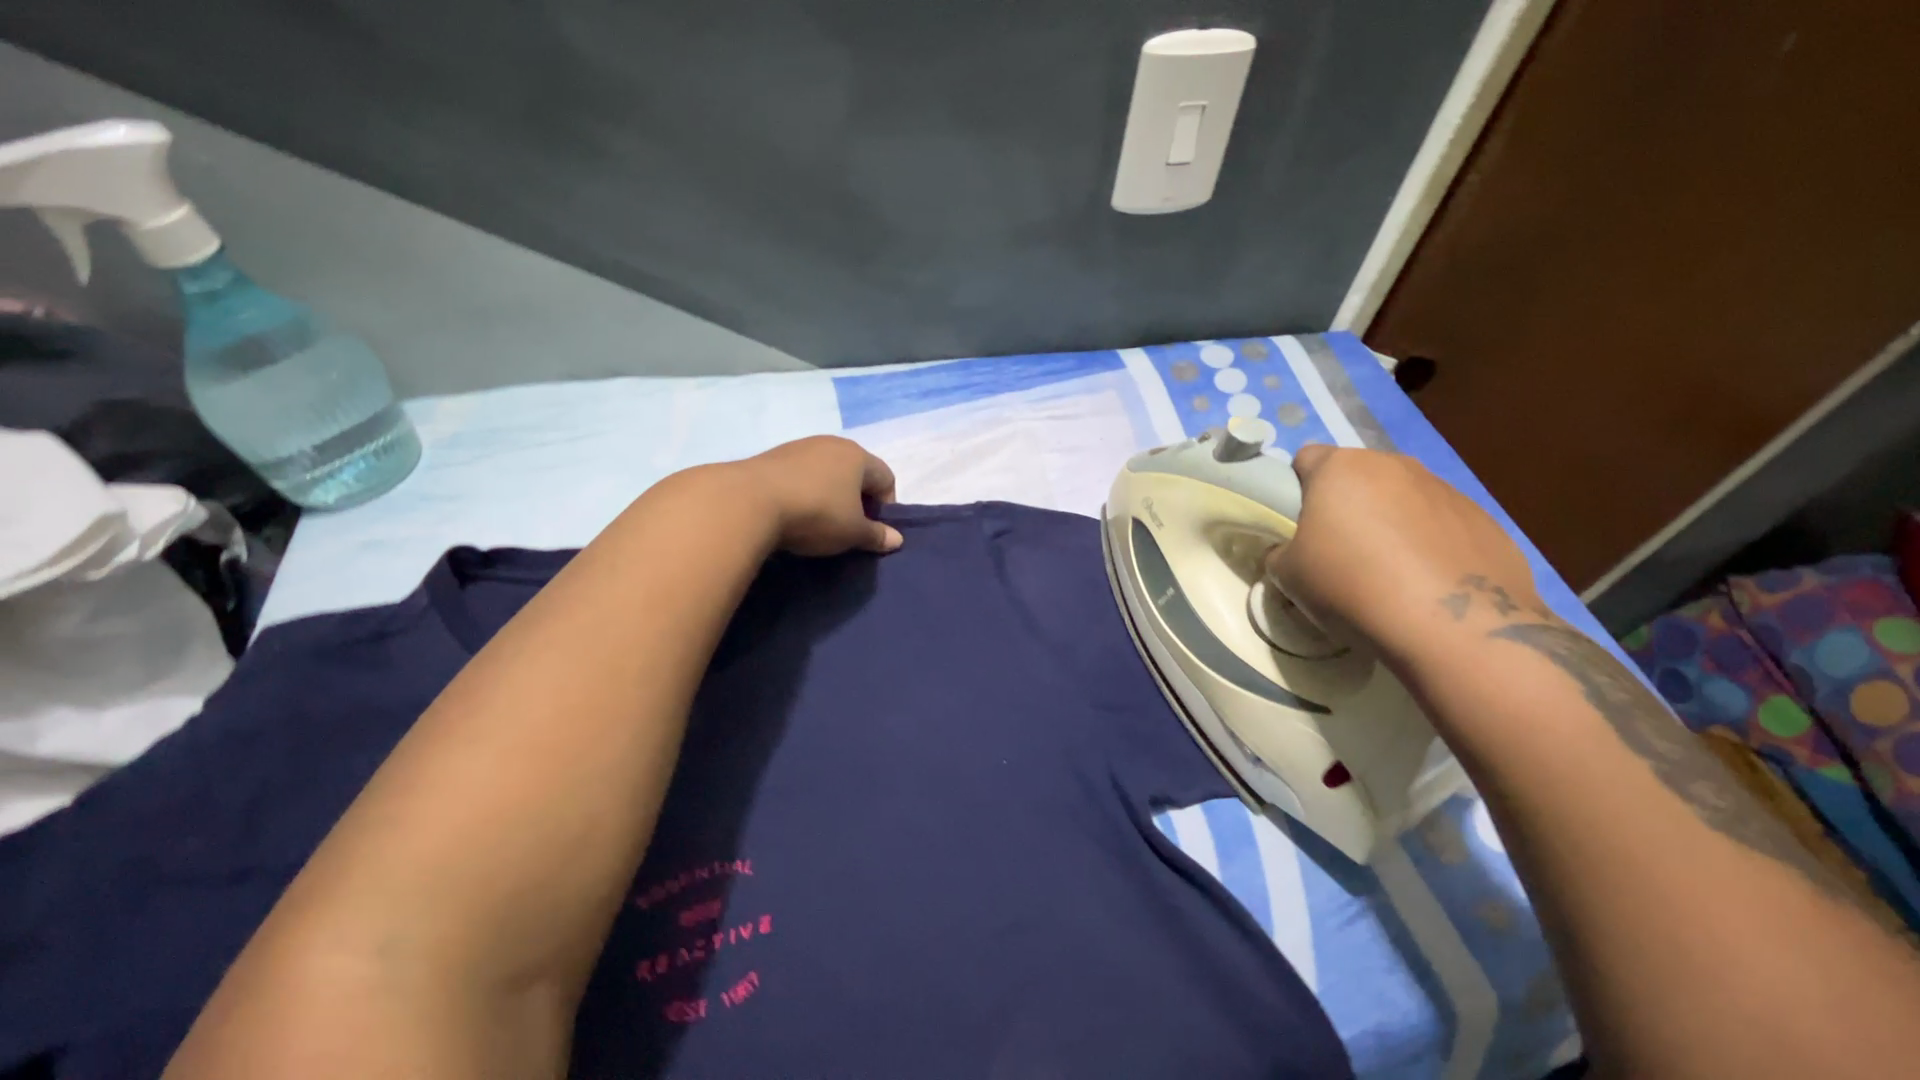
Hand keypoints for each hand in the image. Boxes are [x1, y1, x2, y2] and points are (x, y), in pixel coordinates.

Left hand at [736, 436, 901, 556]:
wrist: (750, 501)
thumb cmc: (816, 514)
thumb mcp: (852, 532)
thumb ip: (876, 535)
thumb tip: (897, 540)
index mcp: (858, 456)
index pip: (886, 478)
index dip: (886, 506)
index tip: (872, 530)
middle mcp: (832, 443)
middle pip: (856, 471)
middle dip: (857, 499)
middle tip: (848, 527)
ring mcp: (800, 446)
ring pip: (826, 471)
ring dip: (829, 493)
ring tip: (817, 521)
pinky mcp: (773, 455)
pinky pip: (800, 474)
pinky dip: (804, 490)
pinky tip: (793, 511)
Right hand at [1263, 445, 1546, 661]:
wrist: (1451, 626)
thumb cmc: (1352, 587)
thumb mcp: (1289, 576)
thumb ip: (1281, 553)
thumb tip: (1291, 552)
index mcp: (1342, 468)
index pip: (1306, 458)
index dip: (1297, 490)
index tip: (1300, 528)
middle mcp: (1396, 465)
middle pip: (1361, 477)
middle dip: (1350, 506)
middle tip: (1342, 554)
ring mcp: (1447, 490)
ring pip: (1406, 499)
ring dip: (1394, 525)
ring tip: (1392, 576)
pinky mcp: (1486, 522)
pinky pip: (1445, 527)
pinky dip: (1433, 548)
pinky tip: (1430, 587)